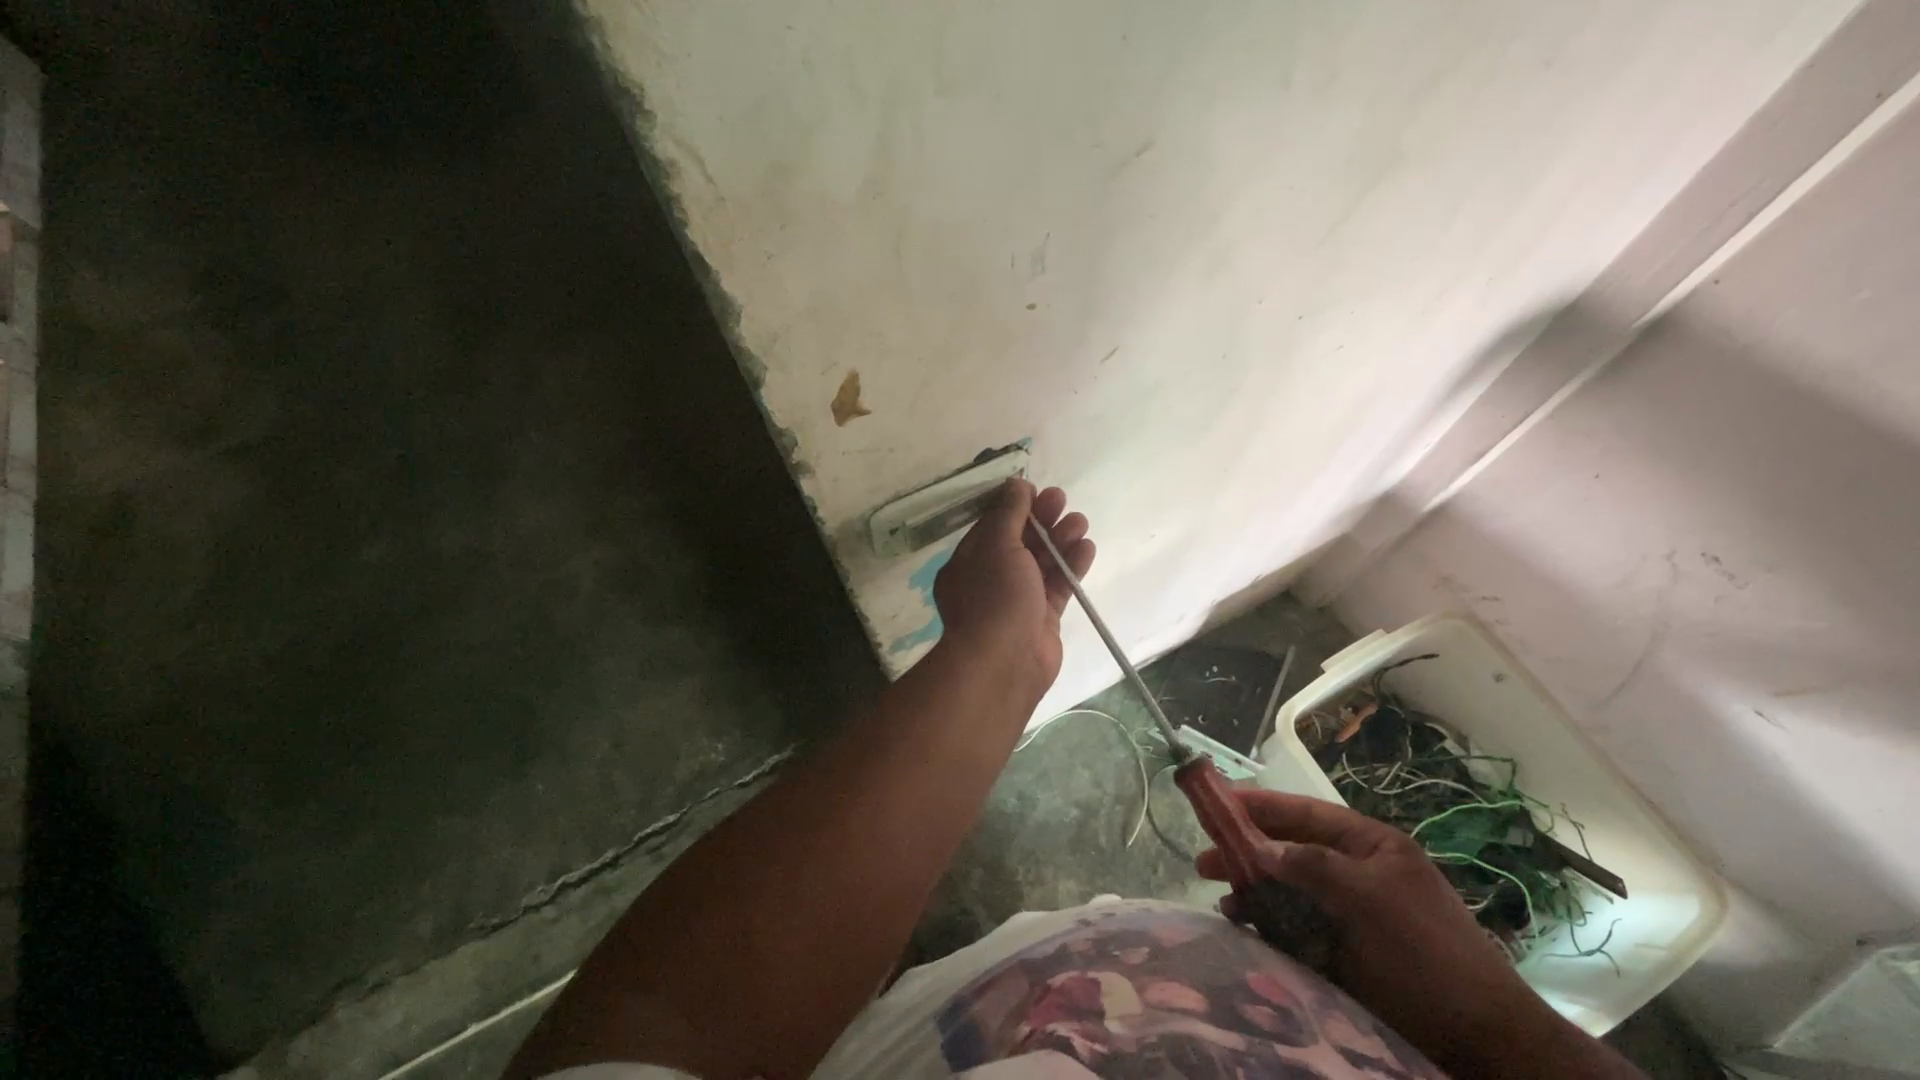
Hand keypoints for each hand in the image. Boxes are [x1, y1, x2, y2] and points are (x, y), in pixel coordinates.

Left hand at [933, 479, 1093, 689]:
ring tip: (1081, 522)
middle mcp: (990, 579)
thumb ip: (1009, 514)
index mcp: (968, 562)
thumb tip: (1015, 484)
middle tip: (1062, 500)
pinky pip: (1058, 586)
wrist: (1004, 663)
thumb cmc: (993, 597)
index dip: (1014, 506)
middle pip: (1019, 542)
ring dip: (1061, 540)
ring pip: (1041, 563)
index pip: (992, 526)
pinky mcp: (1041, 619)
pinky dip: (1072, 566)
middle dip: (1041, 520)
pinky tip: (1087, 547)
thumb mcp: (996, 545)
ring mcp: (1017, 600)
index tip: (1037, 490)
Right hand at [1197, 790, 1556, 1075]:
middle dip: (1248, 853)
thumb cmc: (1424, 952)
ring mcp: (1350, 913)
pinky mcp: (1344, 951)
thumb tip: (1259, 848)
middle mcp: (1358, 872)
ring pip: (1289, 891)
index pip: (1306, 813)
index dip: (1261, 805)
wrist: (1477, 1036)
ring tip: (1222, 903)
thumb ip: (1311, 864)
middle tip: (1204, 862)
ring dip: (1255, 893)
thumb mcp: (1368, 897)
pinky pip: (1296, 928)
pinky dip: (1269, 926)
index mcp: (1371, 846)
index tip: (1217, 802)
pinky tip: (1247, 931)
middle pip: (1291, 851)